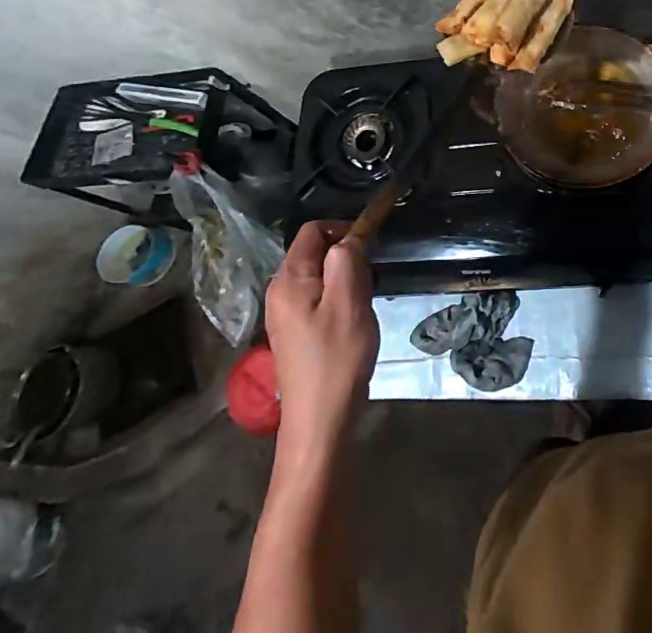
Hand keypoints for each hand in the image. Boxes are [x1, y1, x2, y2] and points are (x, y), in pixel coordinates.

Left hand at [265, 222, 379, 447]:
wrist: (320, 422)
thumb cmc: (337, 358)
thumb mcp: (348, 302)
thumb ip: (347, 260)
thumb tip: (349, 236)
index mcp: (288, 279)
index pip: (312, 231)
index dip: (343, 228)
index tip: (372, 246)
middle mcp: (279, 291)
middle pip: (315, 252)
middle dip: (346, 257)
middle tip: (370, 281)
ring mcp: (284, 314)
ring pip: (319, 277)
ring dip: (345, 280)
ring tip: (364, 304)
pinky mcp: (294, 333)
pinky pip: (317, 299)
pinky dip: (339, 300)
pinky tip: (353, 323)